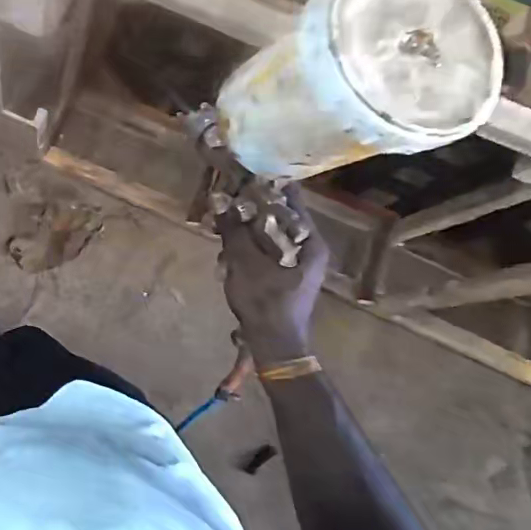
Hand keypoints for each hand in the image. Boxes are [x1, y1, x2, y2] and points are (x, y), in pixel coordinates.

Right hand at [217, 187, 329, 364]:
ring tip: (223, 233)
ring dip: (246, 234)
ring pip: (271, 236)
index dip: (265, 188)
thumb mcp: (245, 263)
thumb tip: (219, 199)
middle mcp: (311, 249)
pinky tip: (229, 259)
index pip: (291, 200)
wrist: (275, 347)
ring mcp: (300, 265)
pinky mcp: (288, 277)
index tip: (240, 181)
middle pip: (279, 217)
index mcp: (311, 242)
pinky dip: (250, 252)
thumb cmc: (265, 303)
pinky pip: (268, 254)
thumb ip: (233, 230)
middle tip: (225, 207)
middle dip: (250, 213)